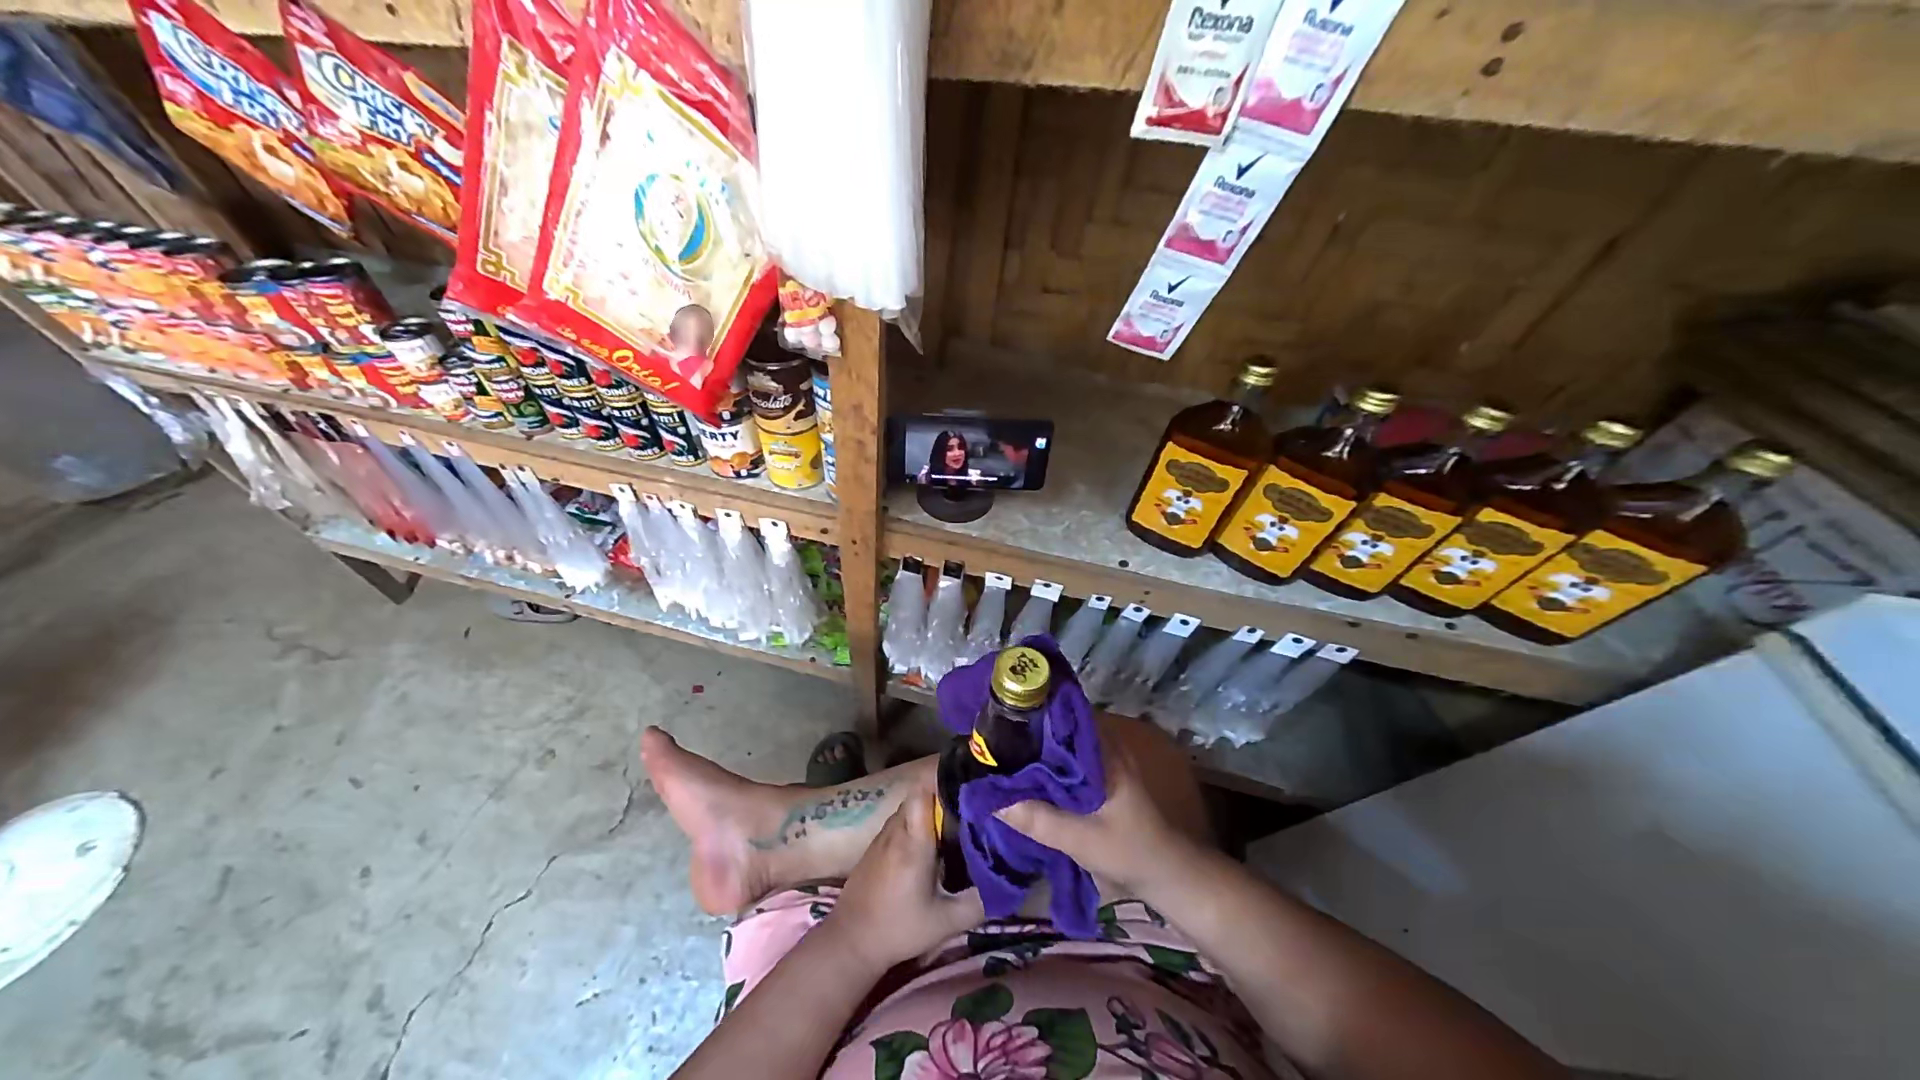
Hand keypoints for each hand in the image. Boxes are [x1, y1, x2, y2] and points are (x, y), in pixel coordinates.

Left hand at [828, 784, 984, 970]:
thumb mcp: (947, 921)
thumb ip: (979, 901)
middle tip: (974, 804)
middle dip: (946, 793)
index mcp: (913, 840)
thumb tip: (1008, 883)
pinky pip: (902, 820)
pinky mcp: (876, 845)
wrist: (851, 941)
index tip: (971, 782)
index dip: (946, 778)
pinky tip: (934, 840)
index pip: (924, 788)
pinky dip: (919, 821)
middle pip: (921, 793)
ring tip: (959, 820)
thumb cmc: (899, 928)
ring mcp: (883, 835)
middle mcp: (897, 829)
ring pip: (911, 806)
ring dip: (932, 808)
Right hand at [995, 728, 1196, 898]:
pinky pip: (1064, 764)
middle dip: (1024, 736)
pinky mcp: (1098, 780)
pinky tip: (1022, 780)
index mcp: (1102, 749)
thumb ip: (1037, 819)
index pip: (1060, 715)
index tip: (997, 720)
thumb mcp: (1081, 840)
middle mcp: (1102, 747)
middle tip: (989, 743)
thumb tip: (990, 800)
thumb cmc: (1131, 852)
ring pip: (1059, 747)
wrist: (1169, 876)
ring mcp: (1101, 762)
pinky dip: (1044, 768)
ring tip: (998, 758)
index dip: (1028, 716)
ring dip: (1032, 752)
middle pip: (1056, 729)